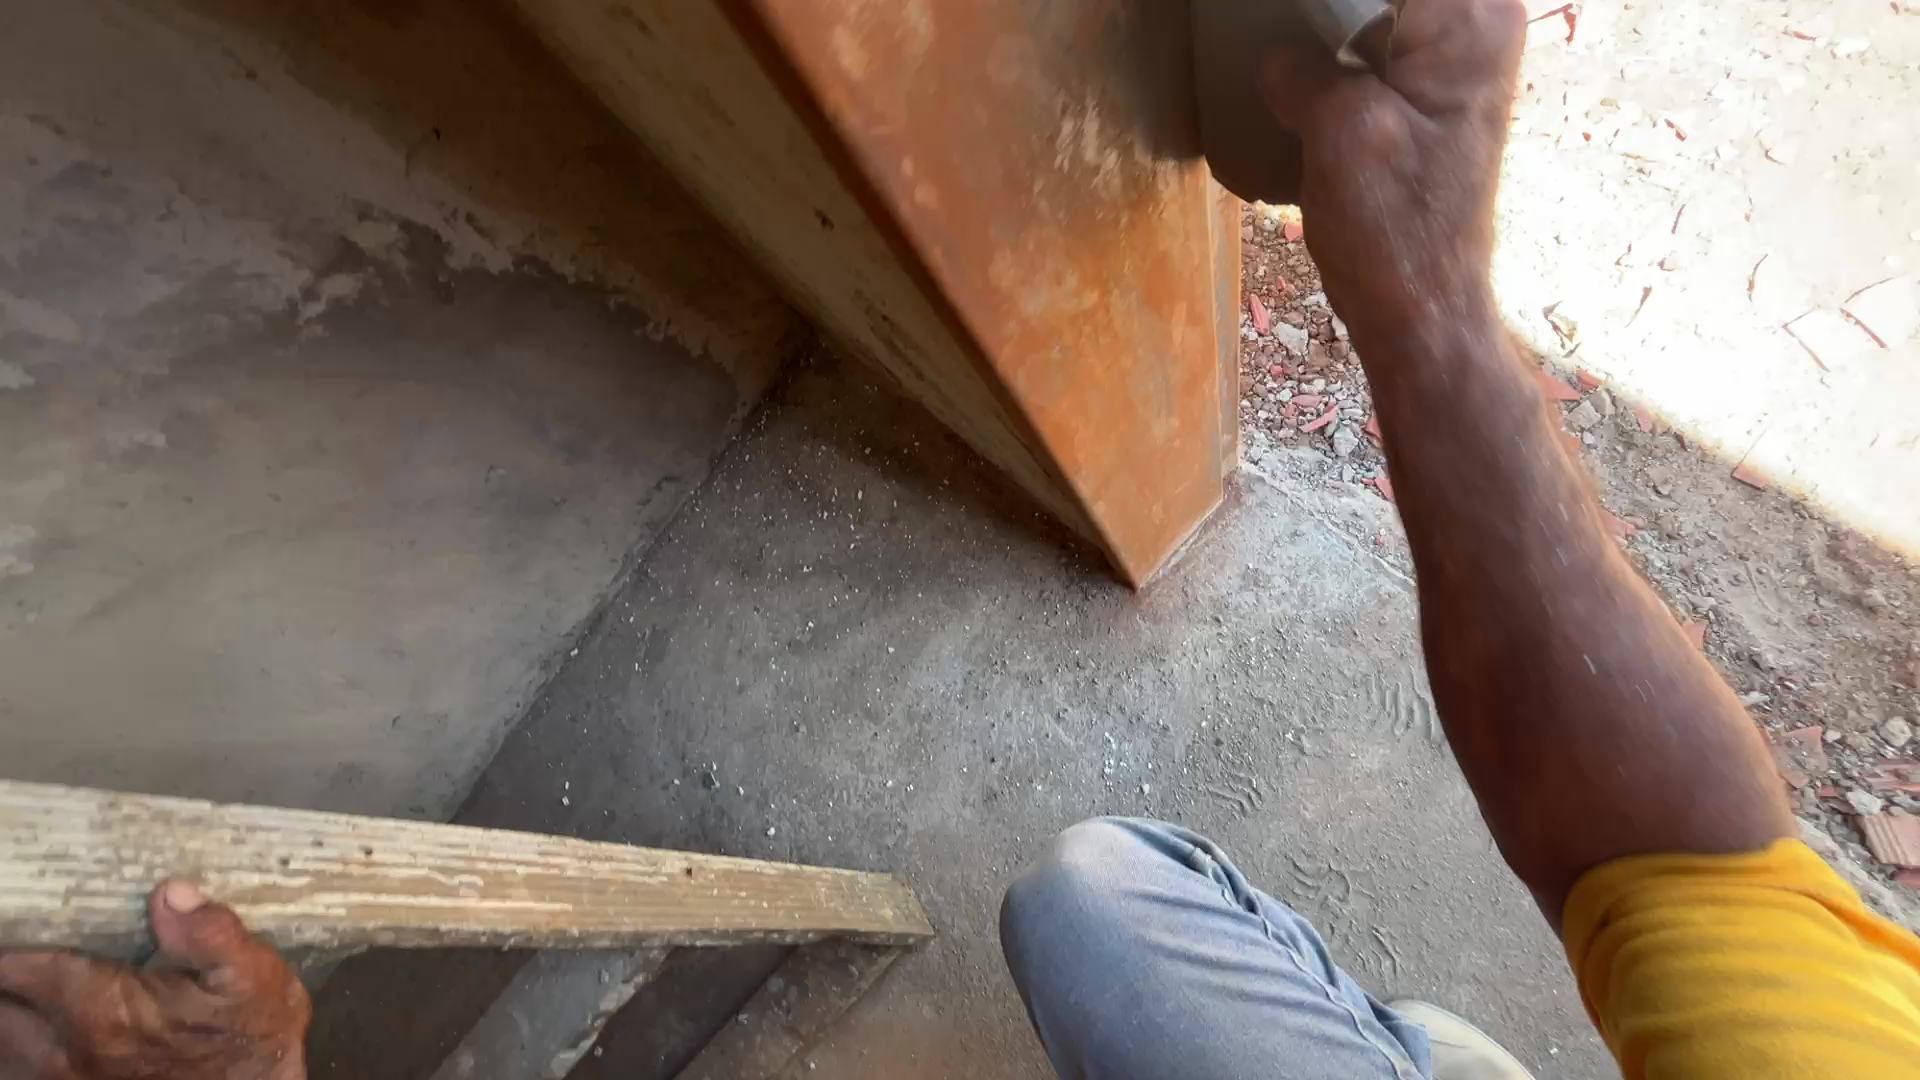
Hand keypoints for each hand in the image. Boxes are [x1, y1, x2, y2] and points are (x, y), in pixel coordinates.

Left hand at [0, 881, 308, 1079]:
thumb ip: (210, 933)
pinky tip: (35, 1025)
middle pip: (1, 1004)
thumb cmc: (254, 1025)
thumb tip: (171, 889)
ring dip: (9, 1005)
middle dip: (10, 973)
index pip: (27, 968)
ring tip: (29, 980)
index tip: (28, 908)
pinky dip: (15, 1039)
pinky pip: (12, 1067)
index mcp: (104, 1007)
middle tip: (29, 943)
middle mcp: (63, 1046)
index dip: (20, 941)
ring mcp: (58, 1075)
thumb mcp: (253, 972)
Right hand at [1260, 0, 1526, 348]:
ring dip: (1324, 34)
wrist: (1417, 307)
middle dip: (1322, 14)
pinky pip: (1375, 51)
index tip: (1278, 22)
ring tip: (1281, 64)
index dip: (1322, 1)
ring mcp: (1455, 61)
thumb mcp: (1340, 135)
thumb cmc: (1389, 230)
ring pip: (1375, 16)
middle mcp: (1478, 22)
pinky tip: (1298, 85)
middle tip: (1272, 36)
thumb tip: (1274, 54)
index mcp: (1470, 17)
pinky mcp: (1427, 98)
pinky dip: (1334, 62)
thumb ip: (1307, 73)